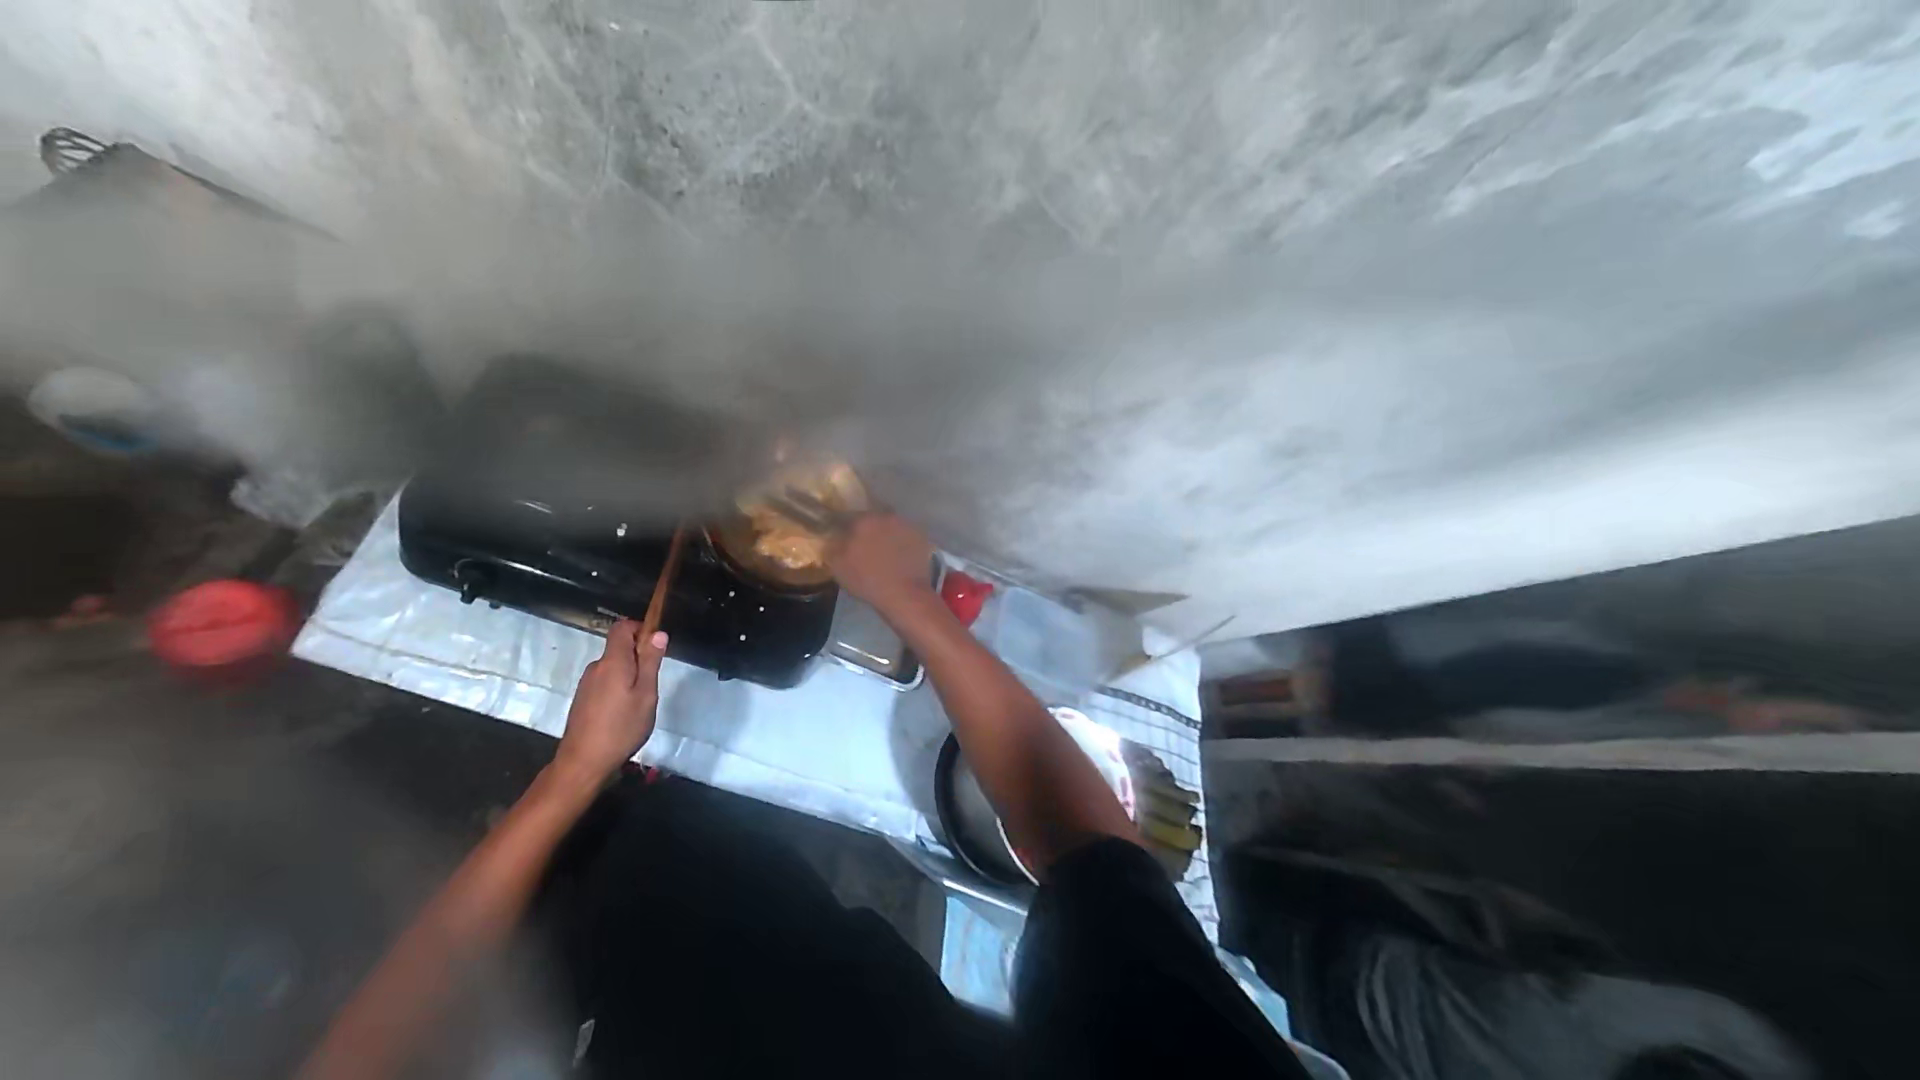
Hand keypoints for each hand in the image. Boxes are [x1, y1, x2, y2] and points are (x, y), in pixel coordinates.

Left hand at [554, 620, 667, 785]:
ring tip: (641, 700)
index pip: (622, 627)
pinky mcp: (583, 699)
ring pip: (613, 666)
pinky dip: (618, 686)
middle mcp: (596, 667)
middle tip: (654, 680)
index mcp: (613, 661)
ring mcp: (587, 684)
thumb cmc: (622, 726)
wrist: (584, 761)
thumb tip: (658, 633)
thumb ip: (651, 662)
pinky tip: (625, 711)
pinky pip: (605, 681)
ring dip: (629, 673)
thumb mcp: (646, 694)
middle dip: (639, 655)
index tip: (656, 645)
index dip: (640, 628)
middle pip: (618, 647)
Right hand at [828, 512, 935, 611]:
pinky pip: (905, 536)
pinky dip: (901, 543)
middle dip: (866, 530)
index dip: (844, 528)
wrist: (905, 594)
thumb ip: (832, 546)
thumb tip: (833, 537)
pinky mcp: (921, 538)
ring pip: (890, 526)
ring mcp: (906, 525)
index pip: (848, 517)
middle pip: (871, 519)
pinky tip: (899, 557)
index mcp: (863, 520)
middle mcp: (886, 516)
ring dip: (885, 535)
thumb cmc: (867, 580)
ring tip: (883, 553)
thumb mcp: (838, 566)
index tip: (843, 538)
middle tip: (864, 546)